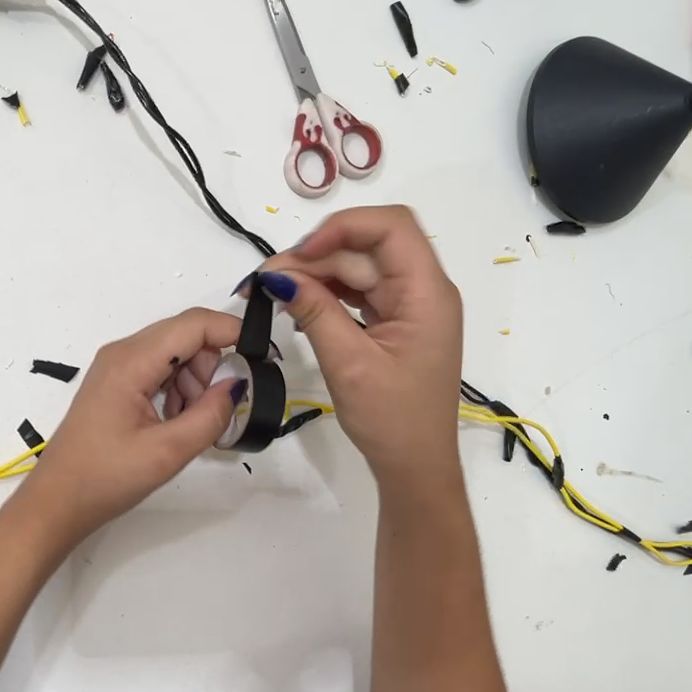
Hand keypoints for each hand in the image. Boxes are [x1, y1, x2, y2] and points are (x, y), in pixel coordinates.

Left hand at [16, 308, 245, 544]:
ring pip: (174, 352)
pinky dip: (177, 388)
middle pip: (185, 334)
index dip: (234, 332)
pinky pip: (158, 369)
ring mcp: (115, 366)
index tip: (264, 360)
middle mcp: (122, 352)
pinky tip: (174, 422)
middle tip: (216, 408)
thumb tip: (238, 384)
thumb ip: (211, 415)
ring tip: (189, 422)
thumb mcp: (167, 452)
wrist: (57, 501)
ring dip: (195, 380)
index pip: (194, 323)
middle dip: (213, 364)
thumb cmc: (106, 478)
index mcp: (131, 361)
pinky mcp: (115, 383)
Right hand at [250, 205, 462, 476]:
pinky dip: (325, 294)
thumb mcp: (348, 363)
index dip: (342, 228)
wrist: (414, 464)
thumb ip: (315, 311)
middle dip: (315, 257)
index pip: (391, 227)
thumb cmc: (391, 418)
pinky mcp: (393, 322)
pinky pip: (358, 292)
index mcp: (426, 293)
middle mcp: (422, 290)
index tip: (298, 256)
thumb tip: (278, 276)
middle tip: (264, 281)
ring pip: (357, 268)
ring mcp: (408, 306)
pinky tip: (296, 307)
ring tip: (271, 293)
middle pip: (366, 248)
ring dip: (315, 275)